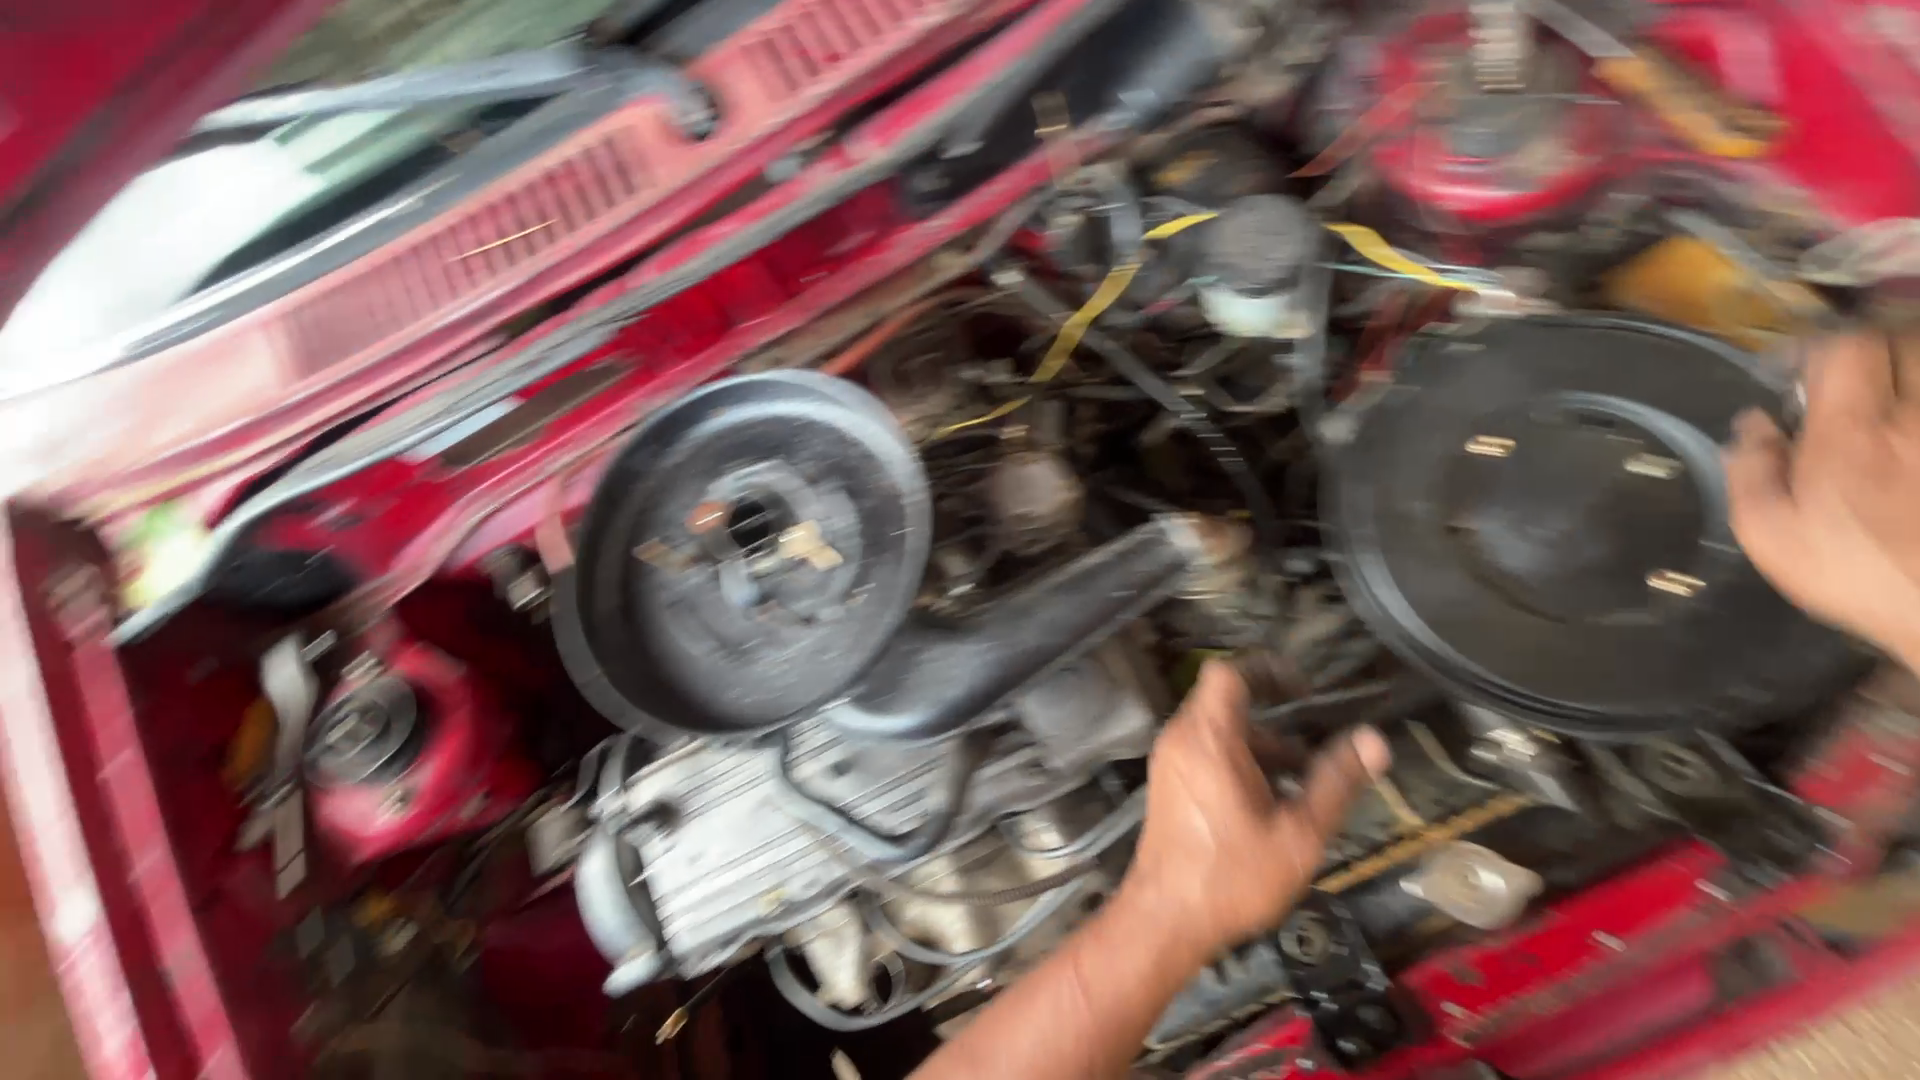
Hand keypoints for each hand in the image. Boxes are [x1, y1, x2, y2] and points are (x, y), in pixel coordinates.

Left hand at [1115, 661, 1389, 960]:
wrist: (1165, 919)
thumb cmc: (1231, 876)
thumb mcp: (1297, 833)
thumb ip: (1336, 782)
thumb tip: (1374, 741)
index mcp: (1208, 738)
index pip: (1228, 672)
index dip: (1267, 670)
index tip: (1303, 691)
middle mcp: (1181, 739)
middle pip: (1228, 704)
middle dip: (1276, 723)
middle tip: (1314, 753)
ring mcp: (1170, 761)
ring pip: (1219, 733)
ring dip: (1261, 750)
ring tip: (1302, 788)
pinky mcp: (1167, 784)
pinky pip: (1204, 754)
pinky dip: (1238, 765)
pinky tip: (1270, 807)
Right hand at [1725, 334, 1919, 666]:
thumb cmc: (1851, 571)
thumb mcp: (1767, 530)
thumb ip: (1752, 469)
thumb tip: (1753, 424)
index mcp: (1854, 433)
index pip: (1845, 350)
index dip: (1816, 347)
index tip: (1790, 371)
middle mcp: (1918, 419)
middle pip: (1908, 342)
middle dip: (1872, 347)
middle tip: (1842, 374)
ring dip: (1907, 368)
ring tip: (1881, 396)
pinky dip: (1916, 404)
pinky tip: (1904, 431)